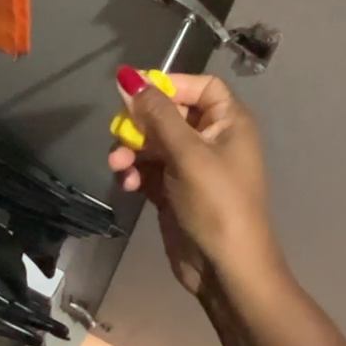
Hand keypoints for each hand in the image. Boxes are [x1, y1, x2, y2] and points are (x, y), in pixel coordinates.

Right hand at [108, 70, 279, 296]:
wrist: (225, 268)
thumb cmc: (216, 202)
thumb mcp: (186, 153)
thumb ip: (155, 113)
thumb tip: (127, 76)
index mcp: (228, 123)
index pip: (200, 86)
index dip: (169, 84)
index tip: (135, 90)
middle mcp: (212, 139)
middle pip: (169, 113)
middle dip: (140, 123)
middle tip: (119, 132)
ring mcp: (191, 167)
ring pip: (152, 143)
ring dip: (131, 150)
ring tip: (117, 166)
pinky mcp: (173, 191)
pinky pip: (147, 169)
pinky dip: (135, 173)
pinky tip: (127, 185)